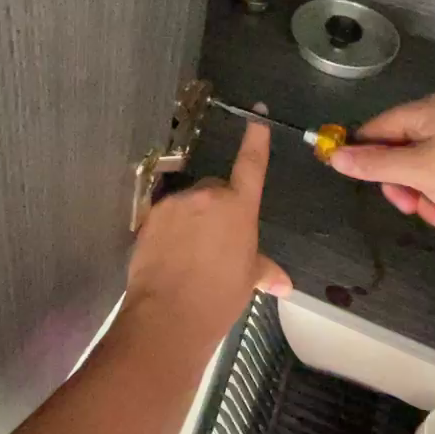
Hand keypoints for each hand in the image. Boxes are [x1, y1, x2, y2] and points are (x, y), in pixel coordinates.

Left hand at [123, 120, 291, 355]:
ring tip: (191, 255)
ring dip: (192, 219)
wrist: (170, 314)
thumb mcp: (248, 281)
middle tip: (218, 241)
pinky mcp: (151, 215)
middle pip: (216, 189)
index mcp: (239, 207)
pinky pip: (166, 216)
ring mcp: (176, 203)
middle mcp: (207, 195)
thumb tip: (283, 283)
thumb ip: (264, 270)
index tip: (256, 118)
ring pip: (189, 203)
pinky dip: (170, 229)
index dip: (255, 140)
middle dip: (218, 208)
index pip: (250, 165)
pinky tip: (170, 256)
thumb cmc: (219, 297)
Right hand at [327, 94, 434, 247]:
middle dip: (405, 187)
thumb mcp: (417, 171)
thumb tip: (333, 156)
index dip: (365, 154)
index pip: (378, 128)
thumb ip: (373, 164)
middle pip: (399, 155)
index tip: (357, 180)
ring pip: (420, 177)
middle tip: (411, 206)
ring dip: (428, 202)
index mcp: (429, 110)